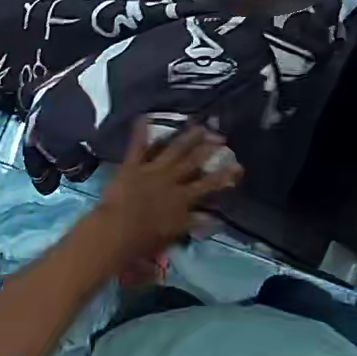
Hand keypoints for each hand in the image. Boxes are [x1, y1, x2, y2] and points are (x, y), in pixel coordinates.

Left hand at [88, 120, 242, 259]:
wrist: (117, 230)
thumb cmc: (145, 239)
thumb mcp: (175, 232)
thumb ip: (194, 222)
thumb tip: (215, 218)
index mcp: (182, 198)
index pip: (208, 185)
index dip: (224, 175)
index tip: (238, 166)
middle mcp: (171, 179)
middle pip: (193, 161)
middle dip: (208, 149)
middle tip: (221, 136)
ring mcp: (152, 169)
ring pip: (173, 149)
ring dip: (187, 137)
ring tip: (200, 125)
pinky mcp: (132, 166)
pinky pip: (137, 146)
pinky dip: (140, 131)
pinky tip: (144, 116)